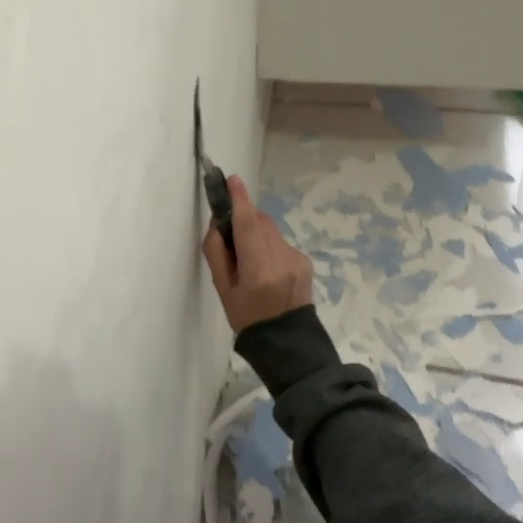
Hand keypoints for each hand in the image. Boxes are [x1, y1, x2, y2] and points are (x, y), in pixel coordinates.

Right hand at [202, 175, 313, 332]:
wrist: (287, 341)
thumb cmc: (247, 317)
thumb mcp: (223, 289)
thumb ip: (217, 252)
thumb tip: (218, 223)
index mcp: (258, 269)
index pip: (248, 225)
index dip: (240, 200)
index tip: (233, 180)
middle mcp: (281, 259)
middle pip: (260, 222)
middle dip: (244, 219)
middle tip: (229, 236)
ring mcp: (297, 259)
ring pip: (271, 231)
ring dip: (256, 234)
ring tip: (249, 261)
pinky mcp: (305, 261)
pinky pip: (280, 242)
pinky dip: (268, 246)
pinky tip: (266, 270)